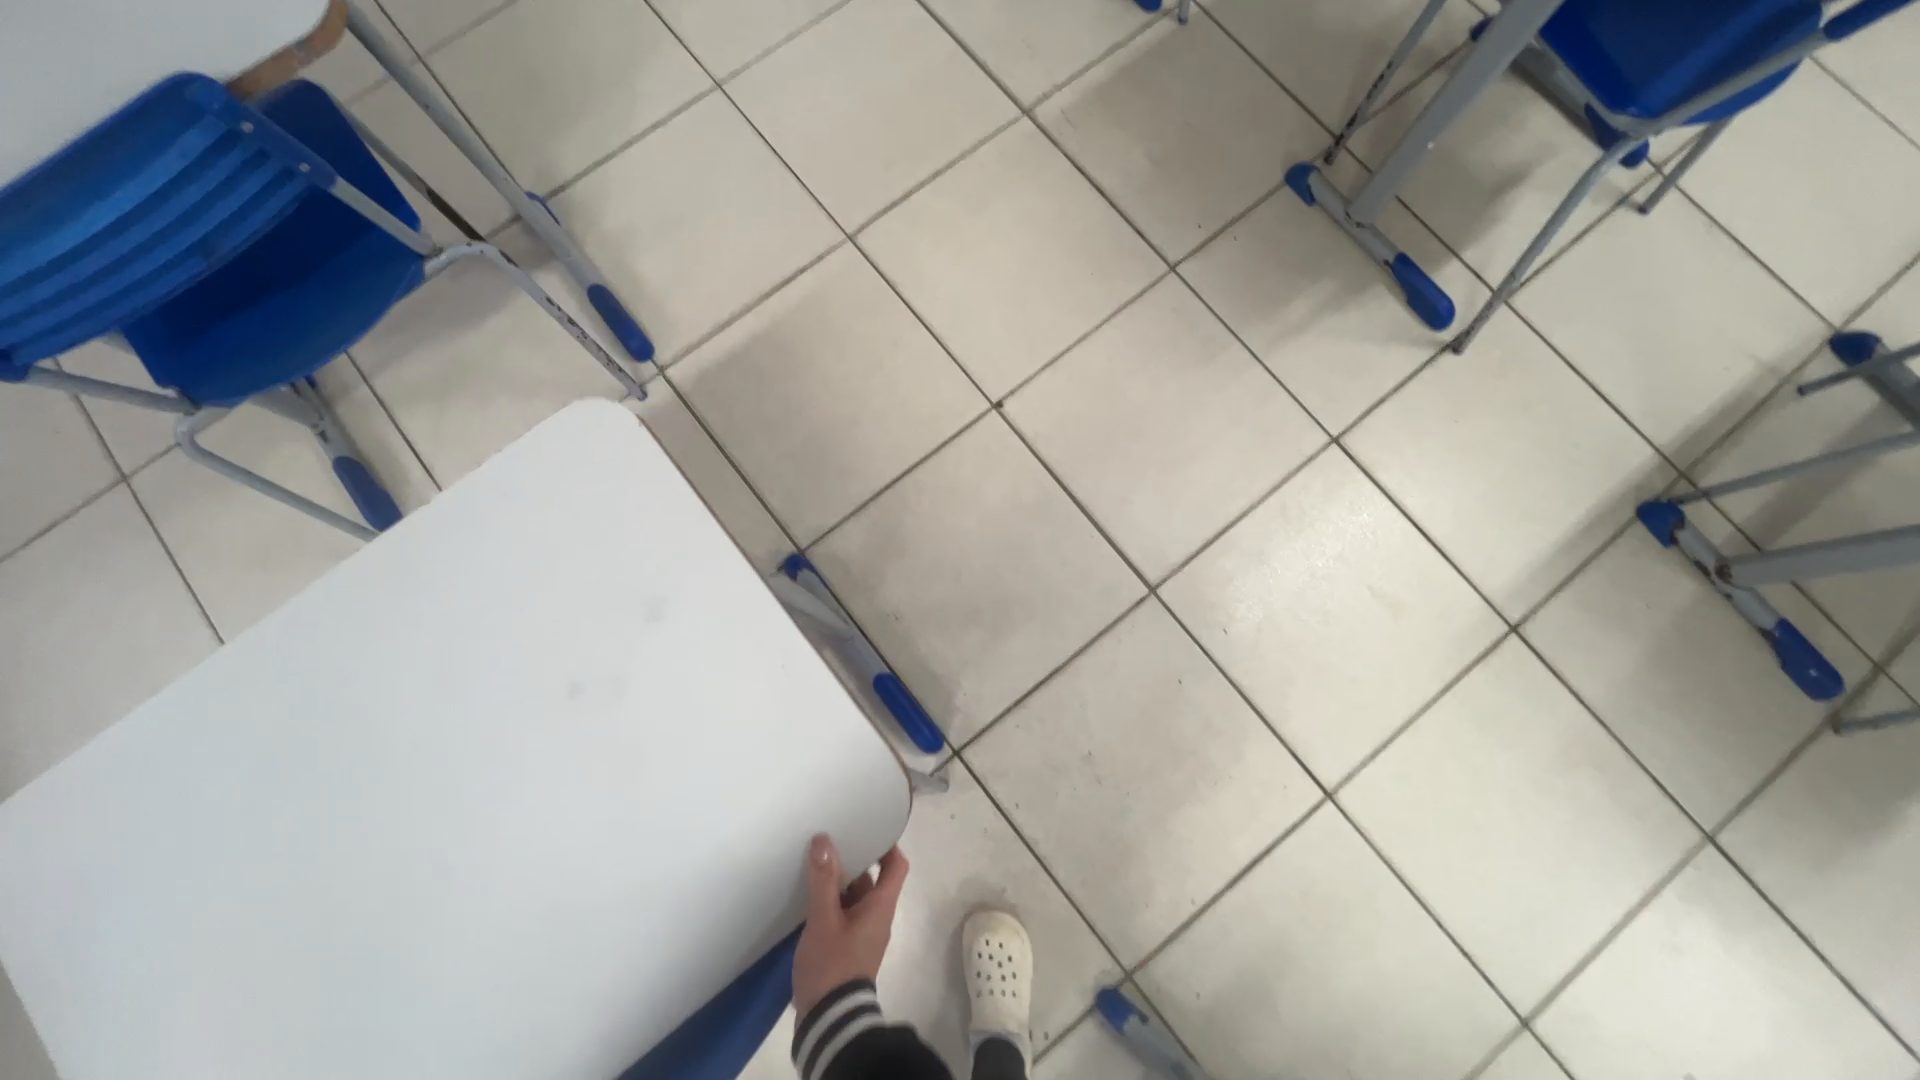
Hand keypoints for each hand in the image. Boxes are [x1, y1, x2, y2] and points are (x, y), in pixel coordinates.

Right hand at [792, 835, 908, 1017]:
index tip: (867, 827)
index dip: (887, 845)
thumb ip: (824, 880)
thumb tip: (824, 840)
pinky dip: (829, 902)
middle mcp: (876, 917)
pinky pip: (841, 915)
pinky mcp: (845, 947)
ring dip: (837, 881)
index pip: (896, 866)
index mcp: (881, 907)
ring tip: (813, 861)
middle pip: (871, 879)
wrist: (828, 1020)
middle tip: (830, 839)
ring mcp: (860, 933)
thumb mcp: (824, 920)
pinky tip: (806, 895)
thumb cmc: (832, 965)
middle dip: (853, 859)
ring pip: (853, 897)